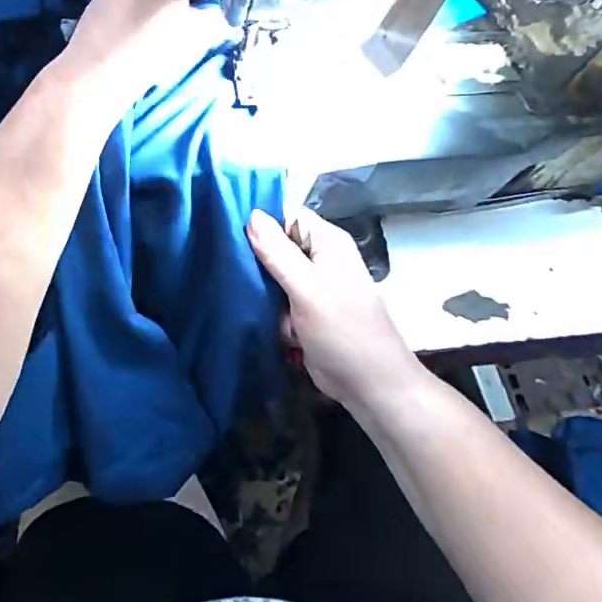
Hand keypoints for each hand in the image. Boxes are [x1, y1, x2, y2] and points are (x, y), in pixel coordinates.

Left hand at [57, 0, 226, 106]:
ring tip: (159, 31)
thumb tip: (214, 15)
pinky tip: (139, 30)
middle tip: (183, 26)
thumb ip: (212, 16)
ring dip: (161, 1)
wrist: (100, 68)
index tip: (205, 23)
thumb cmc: (152, 44)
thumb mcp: (195, 31)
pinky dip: (141, 6)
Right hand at [247, 208, 420, 407]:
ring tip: (248, 299)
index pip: (286, 216)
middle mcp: (320, 258)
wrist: (371, 386)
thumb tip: (252, 215)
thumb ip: (278, 252)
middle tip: (235, 271)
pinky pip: (276, 298)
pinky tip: (262, 317)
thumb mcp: (307, 288)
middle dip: (256, 259)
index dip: (260, 222)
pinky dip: (269, 308)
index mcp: (327, 242)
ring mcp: (312, 285)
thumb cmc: (343, 332)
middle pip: (276, 244)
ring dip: (261, 288)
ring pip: (272, 273)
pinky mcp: (304, 310)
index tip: (231, 235)